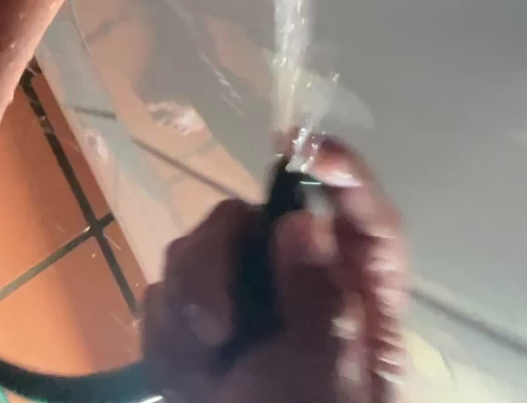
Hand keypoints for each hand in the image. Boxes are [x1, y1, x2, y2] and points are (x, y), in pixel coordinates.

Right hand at [142, 139, 407, 402]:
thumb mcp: (326, 387)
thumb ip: (319, 308)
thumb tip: (302, 220)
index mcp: (353, 306)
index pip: (366, 227)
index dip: (345, 176)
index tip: (305, 148)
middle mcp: (295, 288)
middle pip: (248, 222)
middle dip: (215, 262)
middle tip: (213, 326)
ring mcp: (239, 300)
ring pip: (193, 250)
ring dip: (186, 311)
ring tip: (203, 371)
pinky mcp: (191, 317)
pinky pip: (160, 291)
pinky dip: (165, 333)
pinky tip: (188, 376)